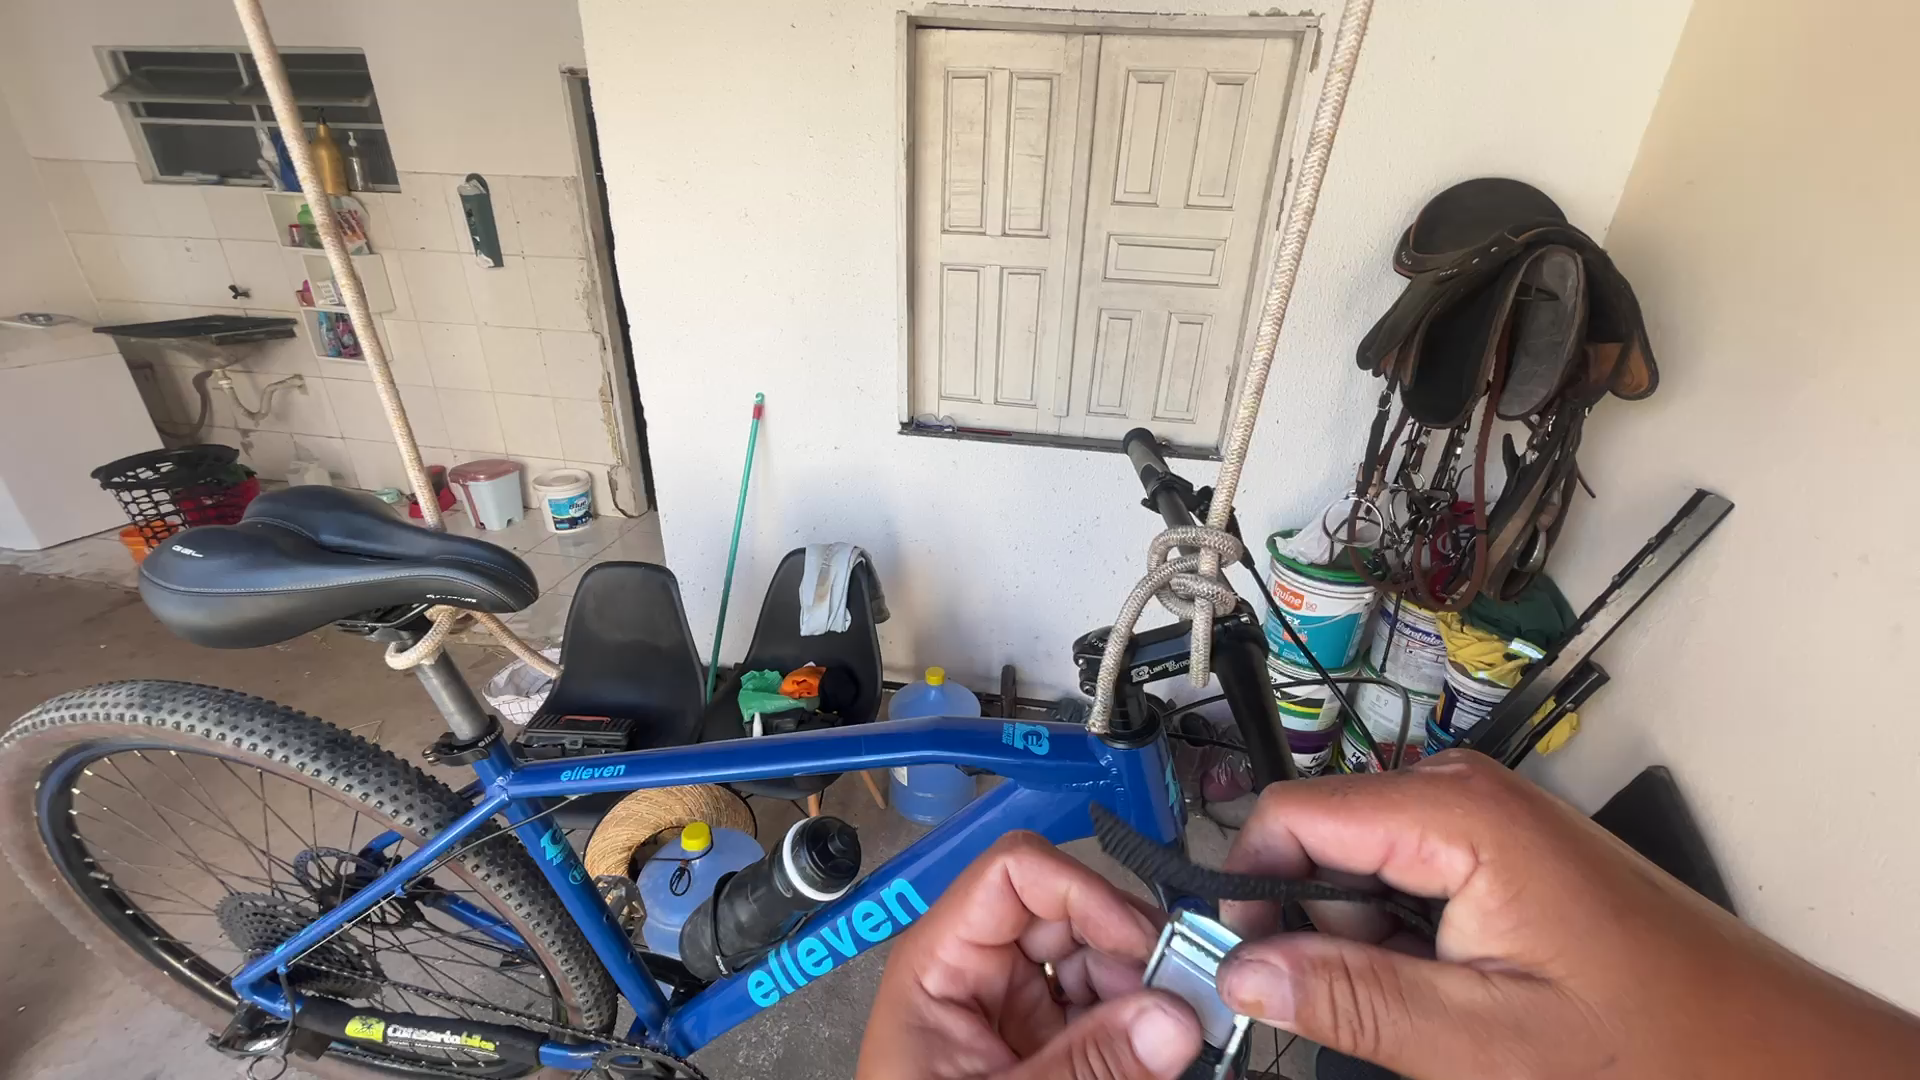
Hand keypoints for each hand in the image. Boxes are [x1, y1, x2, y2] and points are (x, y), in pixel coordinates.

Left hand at [857, 832, 1200, 1079]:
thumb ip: (1088, 1067)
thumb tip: (1177, 1016)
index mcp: (943, 959)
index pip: (1012, 873)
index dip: (1079, 890)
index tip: (1143, 945)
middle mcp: (980, 967)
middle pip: (1064, 912)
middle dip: (1126, 946)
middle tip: (1184, 1002)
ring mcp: (1014, 1005)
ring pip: (1093, 958)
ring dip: (1141, 989)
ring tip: (1178, 1036)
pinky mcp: (1043, 1042)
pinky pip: (1100, 1007)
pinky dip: (1137, 1023)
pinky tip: (1159, 1052)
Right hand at [1216, 749, 1919, 1078]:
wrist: (1805, 1070)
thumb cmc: (1669, 1059)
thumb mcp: (1491, 1048)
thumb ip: (1350, 999)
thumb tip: (1238, 972)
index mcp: (1451, 810)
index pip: (1289, 815)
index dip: (1252, 883)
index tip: (1246, 963)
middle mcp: (1455, 788)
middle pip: (1320, 834)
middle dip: (1317, 918)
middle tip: (1362, 1002)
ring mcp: (1476, 811)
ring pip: (1356, 856)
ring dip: (1360, 931)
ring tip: (1428, 1001)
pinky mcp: (1491, 840)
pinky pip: (1400, 868)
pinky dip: (1399, 927)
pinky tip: (1450, 978)